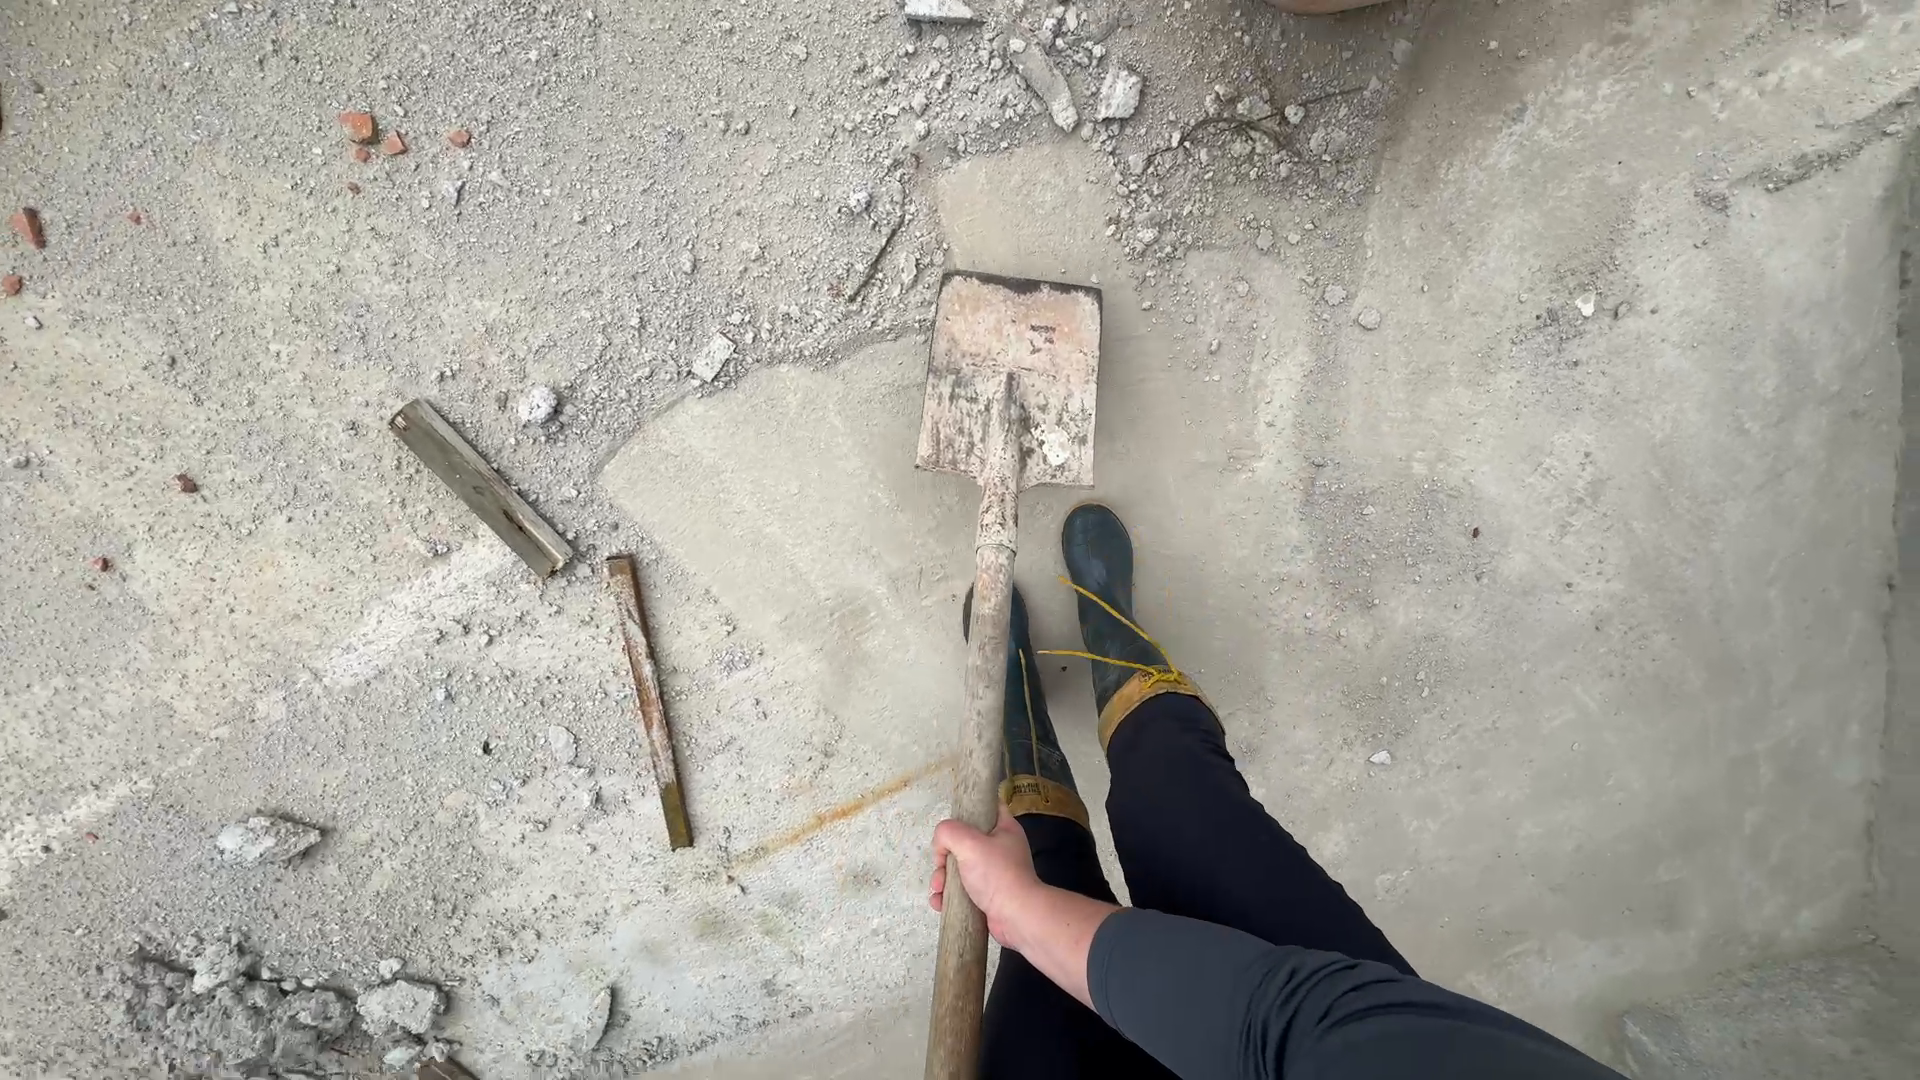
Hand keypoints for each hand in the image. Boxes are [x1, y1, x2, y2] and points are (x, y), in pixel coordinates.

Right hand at [929, 804, 1041, 949]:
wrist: (1016, 917)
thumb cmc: (997, 874)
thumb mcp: (970, 843)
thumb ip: (949, 832)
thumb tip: (941, 843)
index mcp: (1004, 828)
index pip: (987, 806)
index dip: (968, 809)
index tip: (952, 821)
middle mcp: (999, 849)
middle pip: (964, 841)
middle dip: (945, 855)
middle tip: (940, 866)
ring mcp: (993, 874)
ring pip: (959, 868)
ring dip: (942, 878)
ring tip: (938, 890)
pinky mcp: (986, 896)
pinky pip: (961, 891)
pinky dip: (948, 896)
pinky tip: (939, 902)